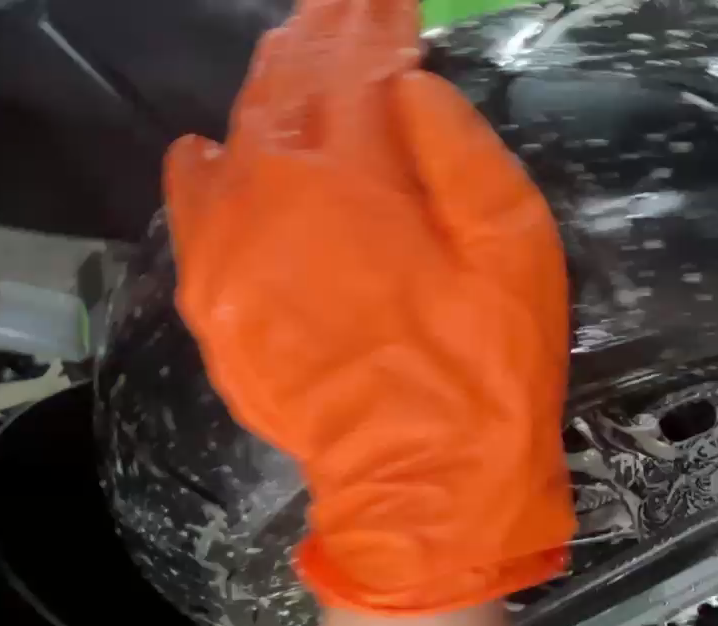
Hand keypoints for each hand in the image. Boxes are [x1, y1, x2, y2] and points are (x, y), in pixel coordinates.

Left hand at [163, 0, 572, 614]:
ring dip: (273, 98)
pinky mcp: (219, 303)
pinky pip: (198, 206)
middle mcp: (267, 191)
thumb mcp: (519, 262)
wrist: (430, 485)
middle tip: (345, 11)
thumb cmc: (492, 373)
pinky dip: (213, 166)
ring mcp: (229, 248)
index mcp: (351, 176)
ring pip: (238, 139)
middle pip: (285, 91)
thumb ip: (467, 161)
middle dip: (321, 44)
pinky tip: (222, 152)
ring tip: (300, 66)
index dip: (377, 25)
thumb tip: (413, 90)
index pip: (356, 68)